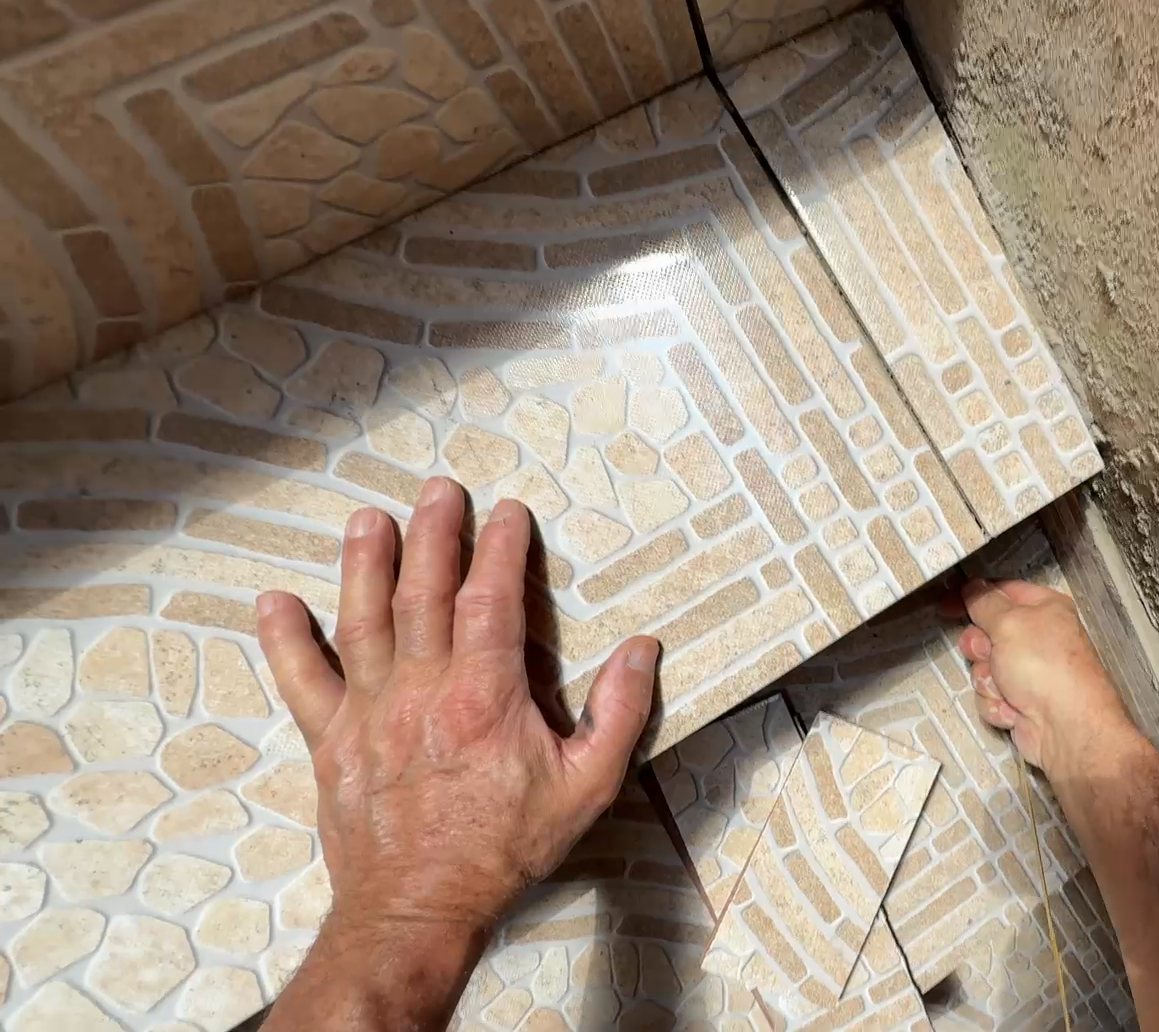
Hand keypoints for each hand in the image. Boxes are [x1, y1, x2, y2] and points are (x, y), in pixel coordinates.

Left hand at [255, 476, 659, 943]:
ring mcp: (367, 715)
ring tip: (370, 519)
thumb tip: (642, 648)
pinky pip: (301, 682)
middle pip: (423, 595)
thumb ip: (621, 711)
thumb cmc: (509, 843)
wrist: (419, 910)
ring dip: (366, 565)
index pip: (490, 601)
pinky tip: (274, 603)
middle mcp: (420, 693)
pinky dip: (284, 640)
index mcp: (484, 696)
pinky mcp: (332, 742)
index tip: (508, 511)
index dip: (500, 549)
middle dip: (434, 536)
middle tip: (440, 490)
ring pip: (362, 623)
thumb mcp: (590, 782)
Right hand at [955, 577, 1139, 775]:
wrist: (1064, 727)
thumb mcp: (1009, 622)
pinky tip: (1014, 710)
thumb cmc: (1043, 665)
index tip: (947, 604)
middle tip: (987, 653)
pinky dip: (997, 703)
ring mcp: (1028, 672)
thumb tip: (972, 586)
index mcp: (1044, 609)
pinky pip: (990, 695)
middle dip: (981, 647)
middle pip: (987, 632)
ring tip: (1008, 689)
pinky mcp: (1019, 702)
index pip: (1001, 592)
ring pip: (984, 667)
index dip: (973, 597)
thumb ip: (985, 602)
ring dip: (988, 679)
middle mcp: (1038, 637)